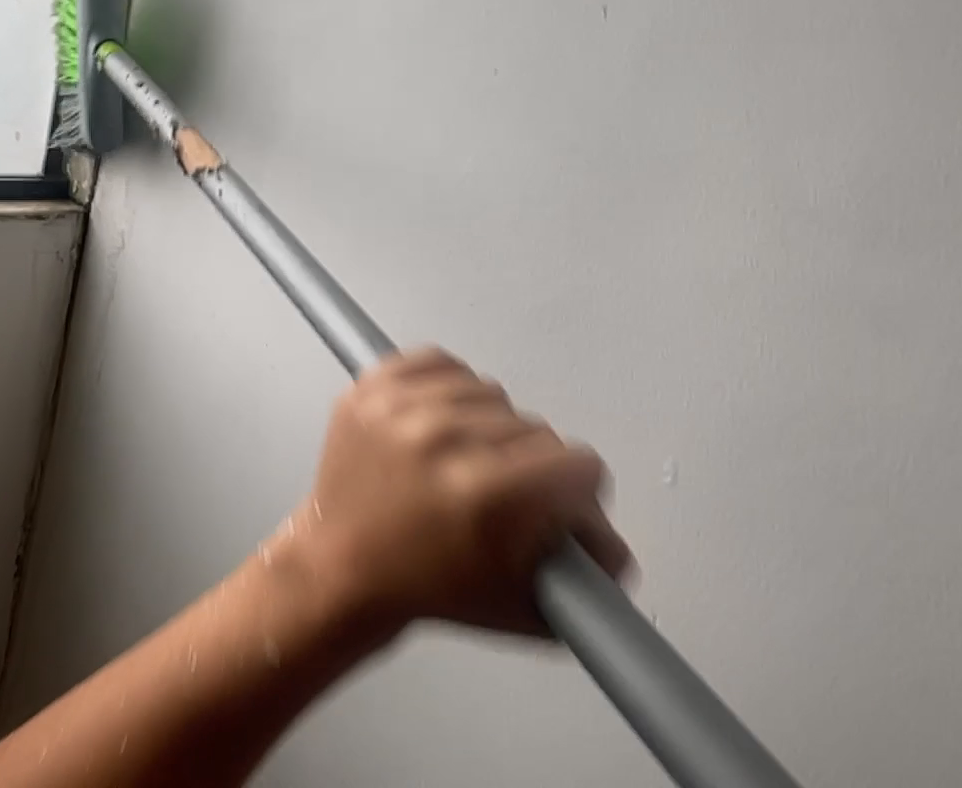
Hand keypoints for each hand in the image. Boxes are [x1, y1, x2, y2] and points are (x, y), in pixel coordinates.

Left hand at [296, 348, 631, 638]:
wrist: (342, 564)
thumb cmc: (427, 584)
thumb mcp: (529, 602)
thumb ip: (594, 570)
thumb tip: (619, 542)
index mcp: (485, 492)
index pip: (577, 462)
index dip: (573, 490)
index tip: (554, 500)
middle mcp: (441, 439)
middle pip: (533, 426)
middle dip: (527, 462)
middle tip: (500, 488)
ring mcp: (398, 408)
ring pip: (488, 390)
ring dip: (485, 422)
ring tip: (464, 458)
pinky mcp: (369, 388)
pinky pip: (436, 359)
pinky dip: (445, 384)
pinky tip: (440, 418)